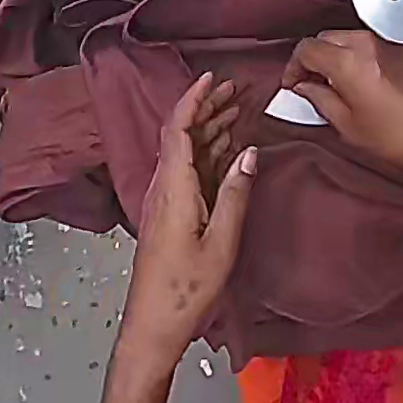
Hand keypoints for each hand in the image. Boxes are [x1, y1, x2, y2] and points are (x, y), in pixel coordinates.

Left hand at [120, 72, 255, 367]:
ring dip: (209, 128)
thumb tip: (250, 152)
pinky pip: (189, 171)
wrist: (152, 326)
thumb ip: (235, 193)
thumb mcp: (221, 241)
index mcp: (173, 188)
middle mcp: (164, 186)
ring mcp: (165, 199)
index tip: (213, 76)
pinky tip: (227, 148)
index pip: (179, 128)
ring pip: (187, 151)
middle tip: (235, 90)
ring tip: (236, 110)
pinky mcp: (170, 212)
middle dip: (207, 107)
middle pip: (182, 134)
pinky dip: (208, 153)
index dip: (194, 98)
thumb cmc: (186, 288)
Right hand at [280, 30, 402, 196]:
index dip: (294, 67)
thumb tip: (306, 89)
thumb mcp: (350, 126)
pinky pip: (375, 43)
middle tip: (312, 84)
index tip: (294, 84)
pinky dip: (362, 55)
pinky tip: (367, 81)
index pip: (306, 49)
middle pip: (326, 38)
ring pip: (350, 37)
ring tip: (340, 84)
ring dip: (338, 55)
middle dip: (314, 59)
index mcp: (349, 61)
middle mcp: (369, 42)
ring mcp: (391, 41)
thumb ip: (320, 100)